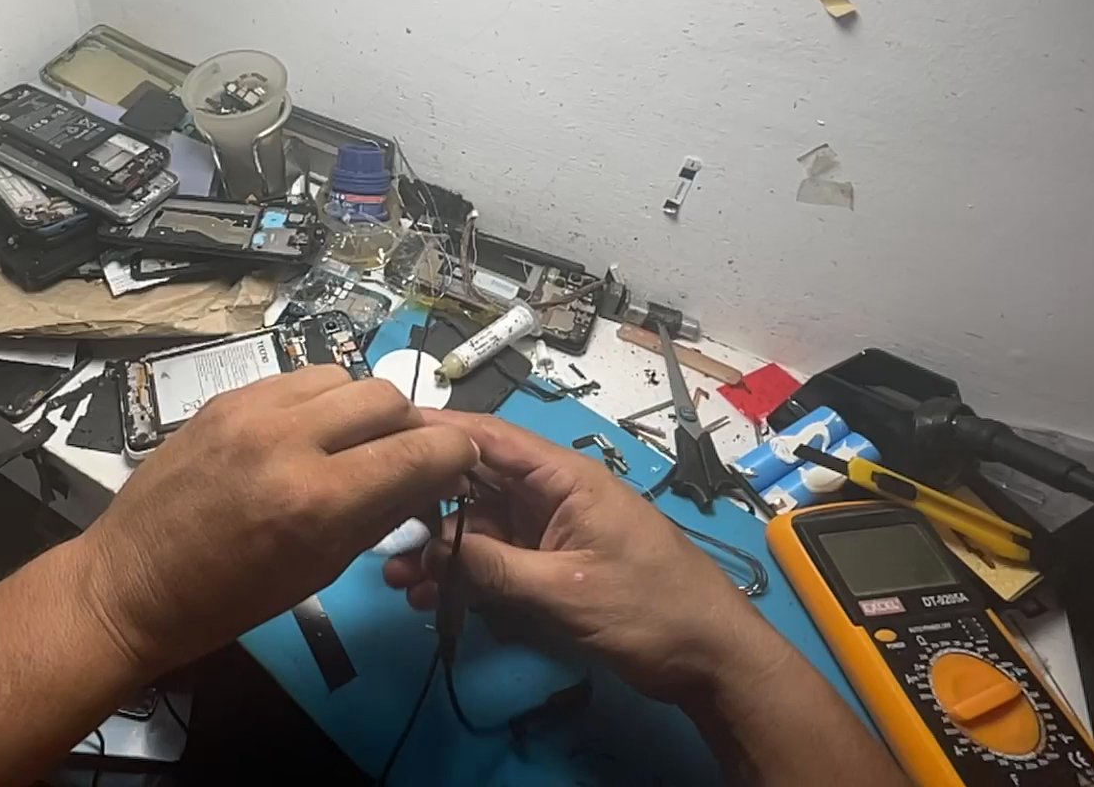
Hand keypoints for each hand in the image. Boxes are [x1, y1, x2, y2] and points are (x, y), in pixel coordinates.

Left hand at [75, 366, 477, 674]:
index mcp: (315, 499)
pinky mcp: (226, 396)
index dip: (453, 453)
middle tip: (400, 456)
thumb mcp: (318, 571)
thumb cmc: (227, 599)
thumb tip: (427, 479)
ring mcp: (251, 409)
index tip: (457, 461)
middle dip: (409, 426)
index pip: (417, 451)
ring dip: (360, 408)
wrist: (131, 580)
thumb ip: (381, 516)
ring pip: (342, 376)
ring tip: (347, 441)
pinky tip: (304, 431)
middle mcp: (287, 438)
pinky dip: (317, 400)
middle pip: (386, 396)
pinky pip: (295, 378)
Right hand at [382, 412, 794, 703]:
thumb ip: (493, 567)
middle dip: (425, 502)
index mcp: (561, 476)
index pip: (488, 437)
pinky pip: (492, 556)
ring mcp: (545, 526)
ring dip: (439, 547)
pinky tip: (431, 597)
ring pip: (477, 523)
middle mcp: (547, 492)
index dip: (436, 430)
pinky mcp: (545, 558)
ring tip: (398, 577)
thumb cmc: (650, 609)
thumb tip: (430, 551)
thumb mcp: (566, 589)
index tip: (387, 433)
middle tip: (380, 524)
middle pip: (473, 480)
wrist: (713, 662)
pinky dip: (463, 573)